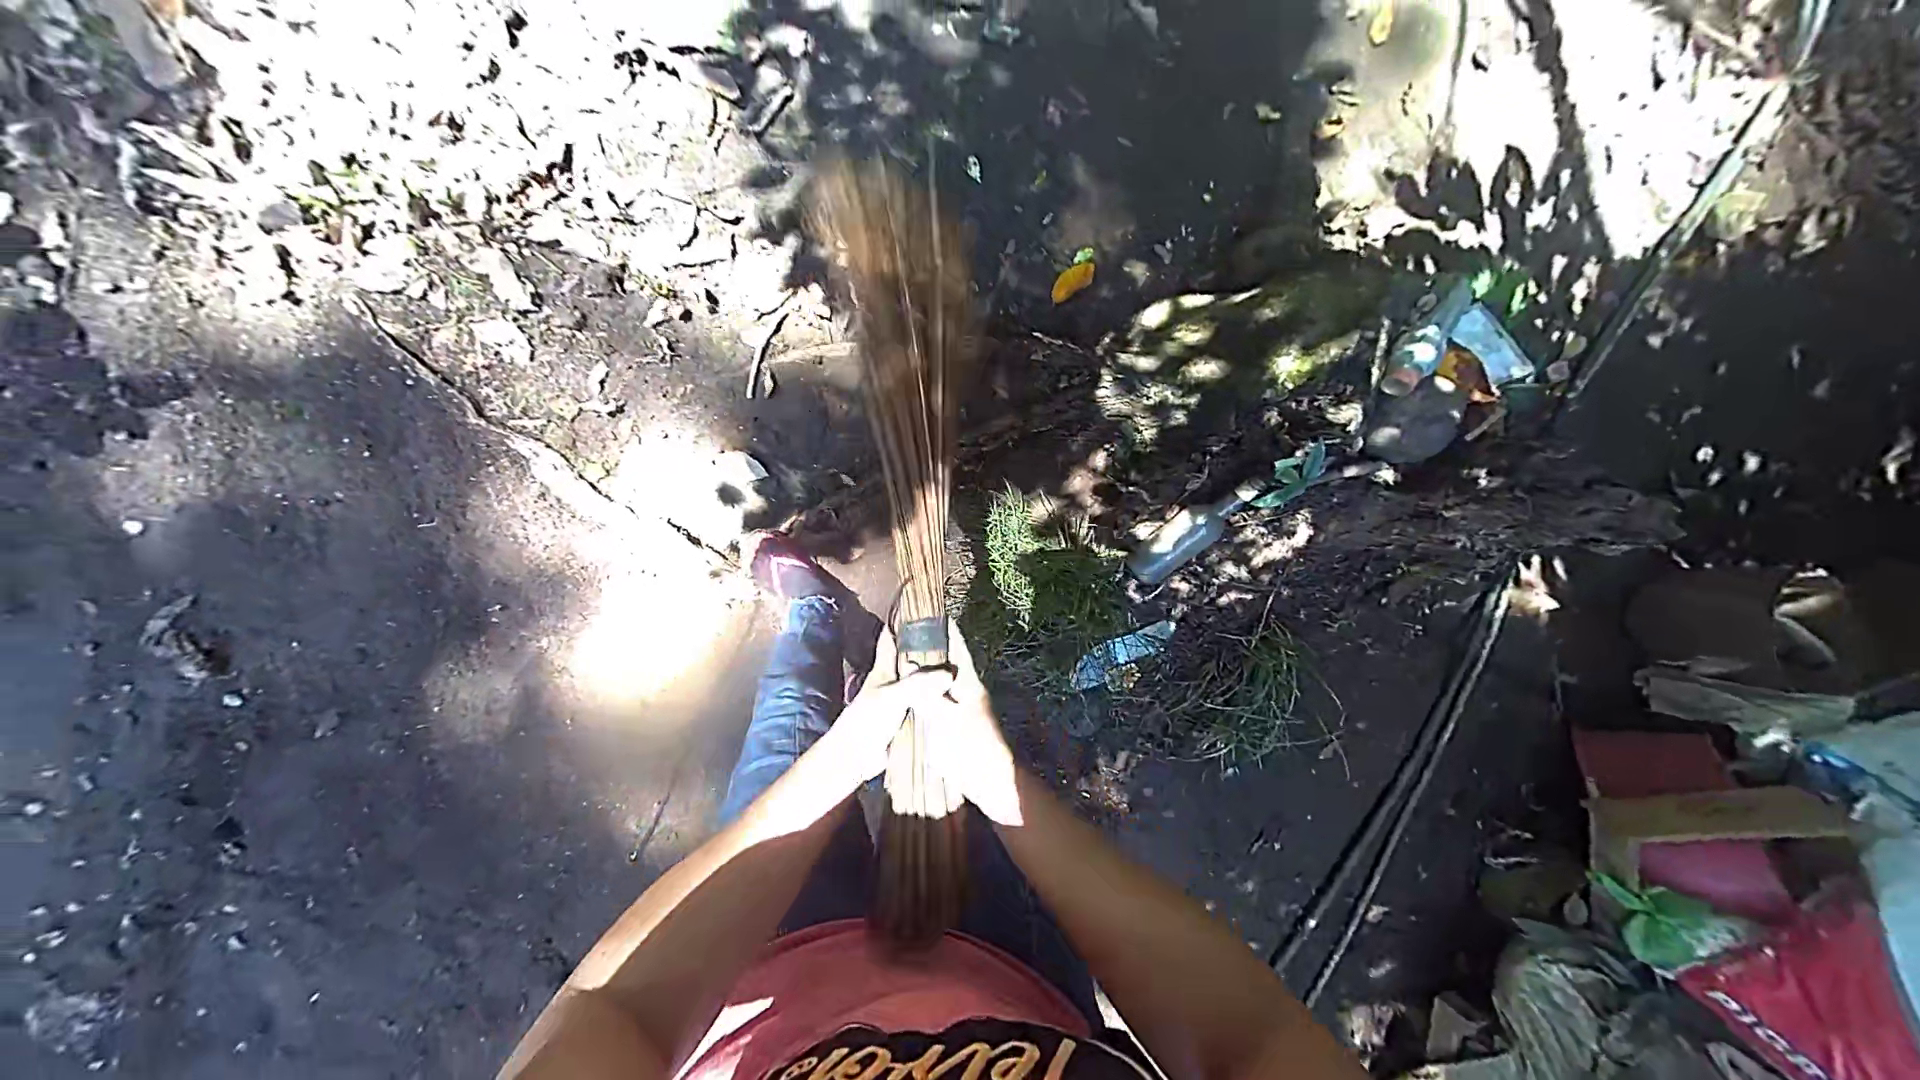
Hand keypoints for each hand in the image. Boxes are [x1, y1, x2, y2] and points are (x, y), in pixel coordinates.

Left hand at [810, 625, 954, 793]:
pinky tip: (954, 699)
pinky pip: (925, 705)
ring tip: (961, 667)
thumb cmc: (867, 721)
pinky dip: (937, 701)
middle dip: (928, 649)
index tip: (920, 609)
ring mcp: (898, 701)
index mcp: (883, 669)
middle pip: (911, 659)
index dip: (902, 622)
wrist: (853, 758)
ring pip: (920, 683)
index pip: (891, 638)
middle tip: (954, 640)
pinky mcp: (906, 719)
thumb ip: (919, 683)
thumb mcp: (893, 696)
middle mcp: (891, 681)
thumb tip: (949, 673)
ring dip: (935, 677)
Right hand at [923, 622, 1023, 825]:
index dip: (946, 630)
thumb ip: (927, 694)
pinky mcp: (958, 723)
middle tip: (907, 634)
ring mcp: (964, 707)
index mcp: (968, 684)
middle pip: (948, 661)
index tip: (932, 612)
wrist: (991, 782)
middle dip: (931, 648)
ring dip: (927, 670)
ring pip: (942, 680)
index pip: (956, 648)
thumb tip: (910, 667)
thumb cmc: (971, 748)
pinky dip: (925, 690)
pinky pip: (939, 698)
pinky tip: (910, 692)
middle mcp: (967, 690)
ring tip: (903, 659)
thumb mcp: (945, 719)